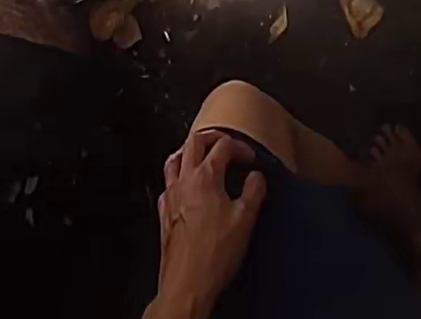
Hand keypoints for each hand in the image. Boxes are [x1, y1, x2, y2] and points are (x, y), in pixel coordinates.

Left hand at [145, 130, 266, 318]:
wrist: (187, 283)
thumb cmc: (213, 254)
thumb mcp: (245, 220)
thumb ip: (254, 192)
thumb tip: (256, 177)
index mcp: (206, 176)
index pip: (223, 146)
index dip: (239, 147)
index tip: (249, 157)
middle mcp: (185, 179)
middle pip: (195, 141)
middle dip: (213, 137)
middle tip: (226, 143)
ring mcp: (171, 193)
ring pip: (176, 157)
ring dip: (191, 151)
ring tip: (203, 155)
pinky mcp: (163, 210)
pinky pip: (168, 181)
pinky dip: (178, 176)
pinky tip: (186, 185)